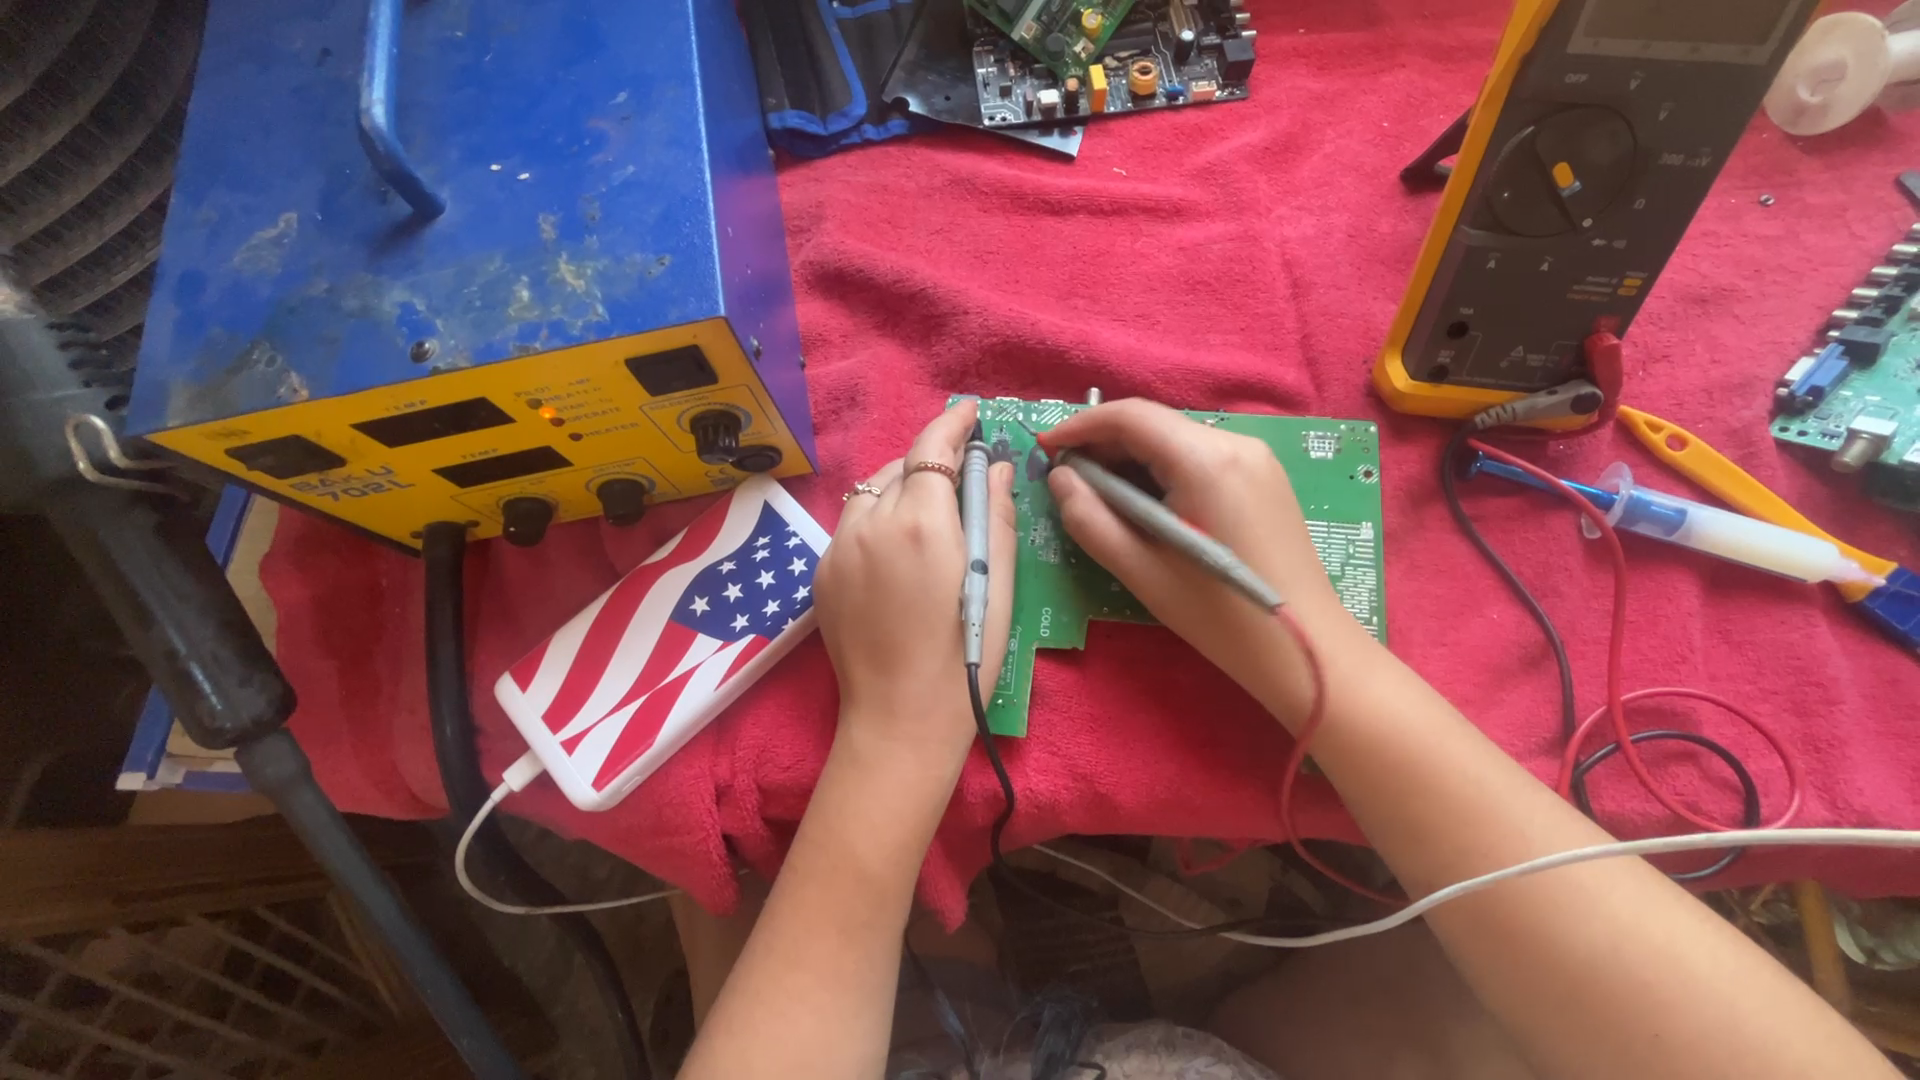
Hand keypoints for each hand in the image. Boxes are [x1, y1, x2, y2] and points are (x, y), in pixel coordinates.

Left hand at [814, 399, 1015, 762]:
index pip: (931, 448)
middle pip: (900, 467)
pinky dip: (877, 520)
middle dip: (930, 463)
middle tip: (960, 484)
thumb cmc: (966, 656)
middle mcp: (871, 524)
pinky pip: (852, 526)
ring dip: (900, 488)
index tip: (969, 412)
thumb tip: (996, 469)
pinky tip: (898, 554)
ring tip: (928, 516)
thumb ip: (996, 516)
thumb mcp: (998, 586)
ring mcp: (838, 549)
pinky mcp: (822, 574)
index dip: (952, 423)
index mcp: (921, 524)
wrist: (900, 719)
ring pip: (869, 493)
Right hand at [1044, 399, 1373, 726]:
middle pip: (1154, 424)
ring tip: (1100, 496)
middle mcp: (1235, 443)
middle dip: (1104, 445)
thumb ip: (1090, 519)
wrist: (1305, 650)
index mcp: (1205, 461)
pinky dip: (1163, 471)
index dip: (1080, 426)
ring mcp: (1257, 459)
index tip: (1044, 449)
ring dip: (1132, 460)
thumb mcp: (1141, 571)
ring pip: (1175, 441)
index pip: (1131, 416)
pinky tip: (1145, 504)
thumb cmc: (1218, 616)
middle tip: (1066, 479)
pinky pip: (1199, 458)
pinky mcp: (1264, 478)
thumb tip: (1060, 479)